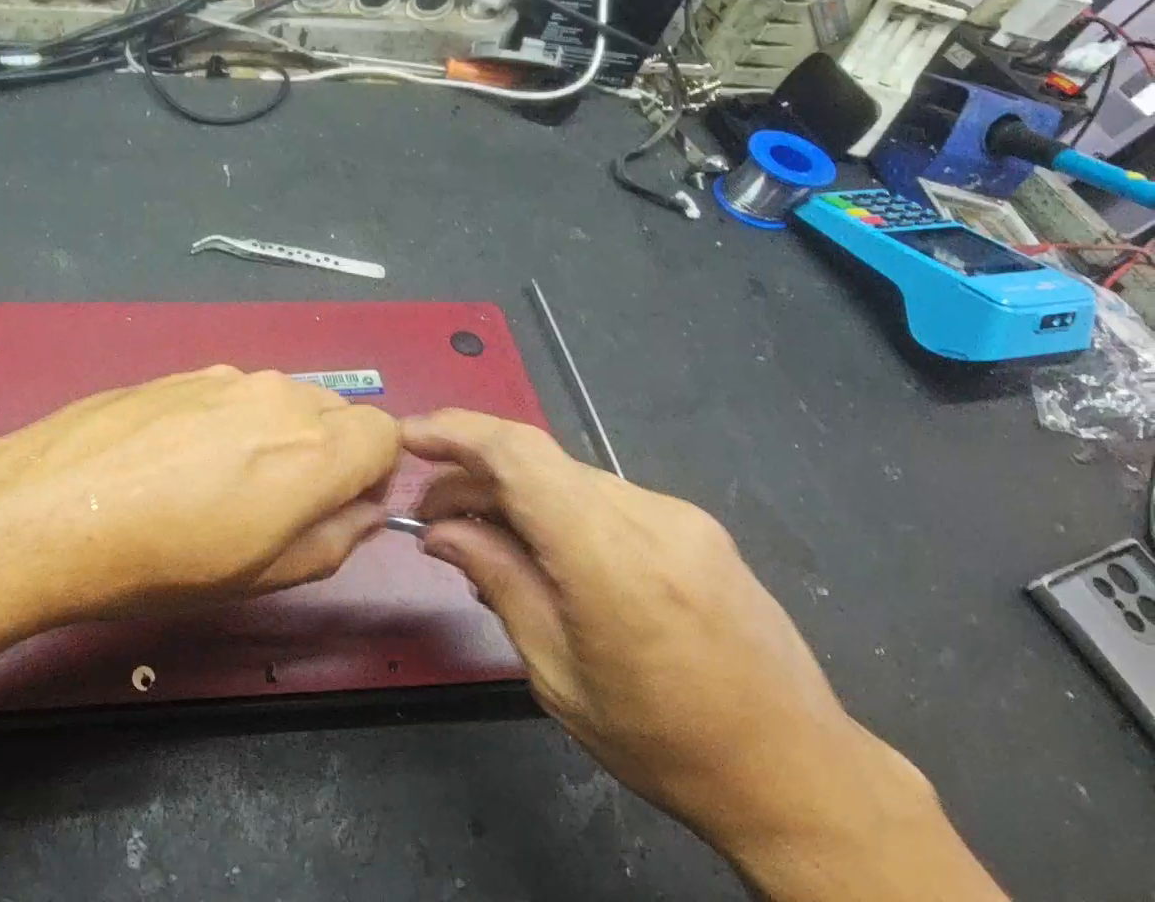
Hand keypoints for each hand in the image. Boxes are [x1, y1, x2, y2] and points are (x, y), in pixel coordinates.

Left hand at [0, 366, 399, 623]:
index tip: (336, 509)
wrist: (43, 512)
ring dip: (276, 436)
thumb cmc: (160, 563)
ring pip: (283, 399)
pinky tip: (176, 462)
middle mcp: (277, 396)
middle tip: (276, 505)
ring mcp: (224, 377)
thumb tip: (362, 511)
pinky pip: (233, 393)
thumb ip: (334, 539)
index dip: (371, 475)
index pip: (386, 435)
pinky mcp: (179, 372)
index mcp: (313, 449)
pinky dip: (230, 422)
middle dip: (328, 454)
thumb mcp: (262, 576)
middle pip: (337, 413)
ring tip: (217, 484)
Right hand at [401, 411, 1000, 898]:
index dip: (456, 433)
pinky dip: (555, 511)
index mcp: (611, 559)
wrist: (795, 769)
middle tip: (430, 518)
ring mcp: (681, 518)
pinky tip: (537, 552)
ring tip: (478, 541)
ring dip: (513, 495)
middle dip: (473, 476)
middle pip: (539, 463)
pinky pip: (605, 500)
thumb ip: (499, 582)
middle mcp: (651, 518)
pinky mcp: (696, 529)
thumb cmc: (662, 741)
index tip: (407, 439)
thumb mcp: (556, 673)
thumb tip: (442, 532)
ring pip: (569, 479)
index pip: (521, 457)